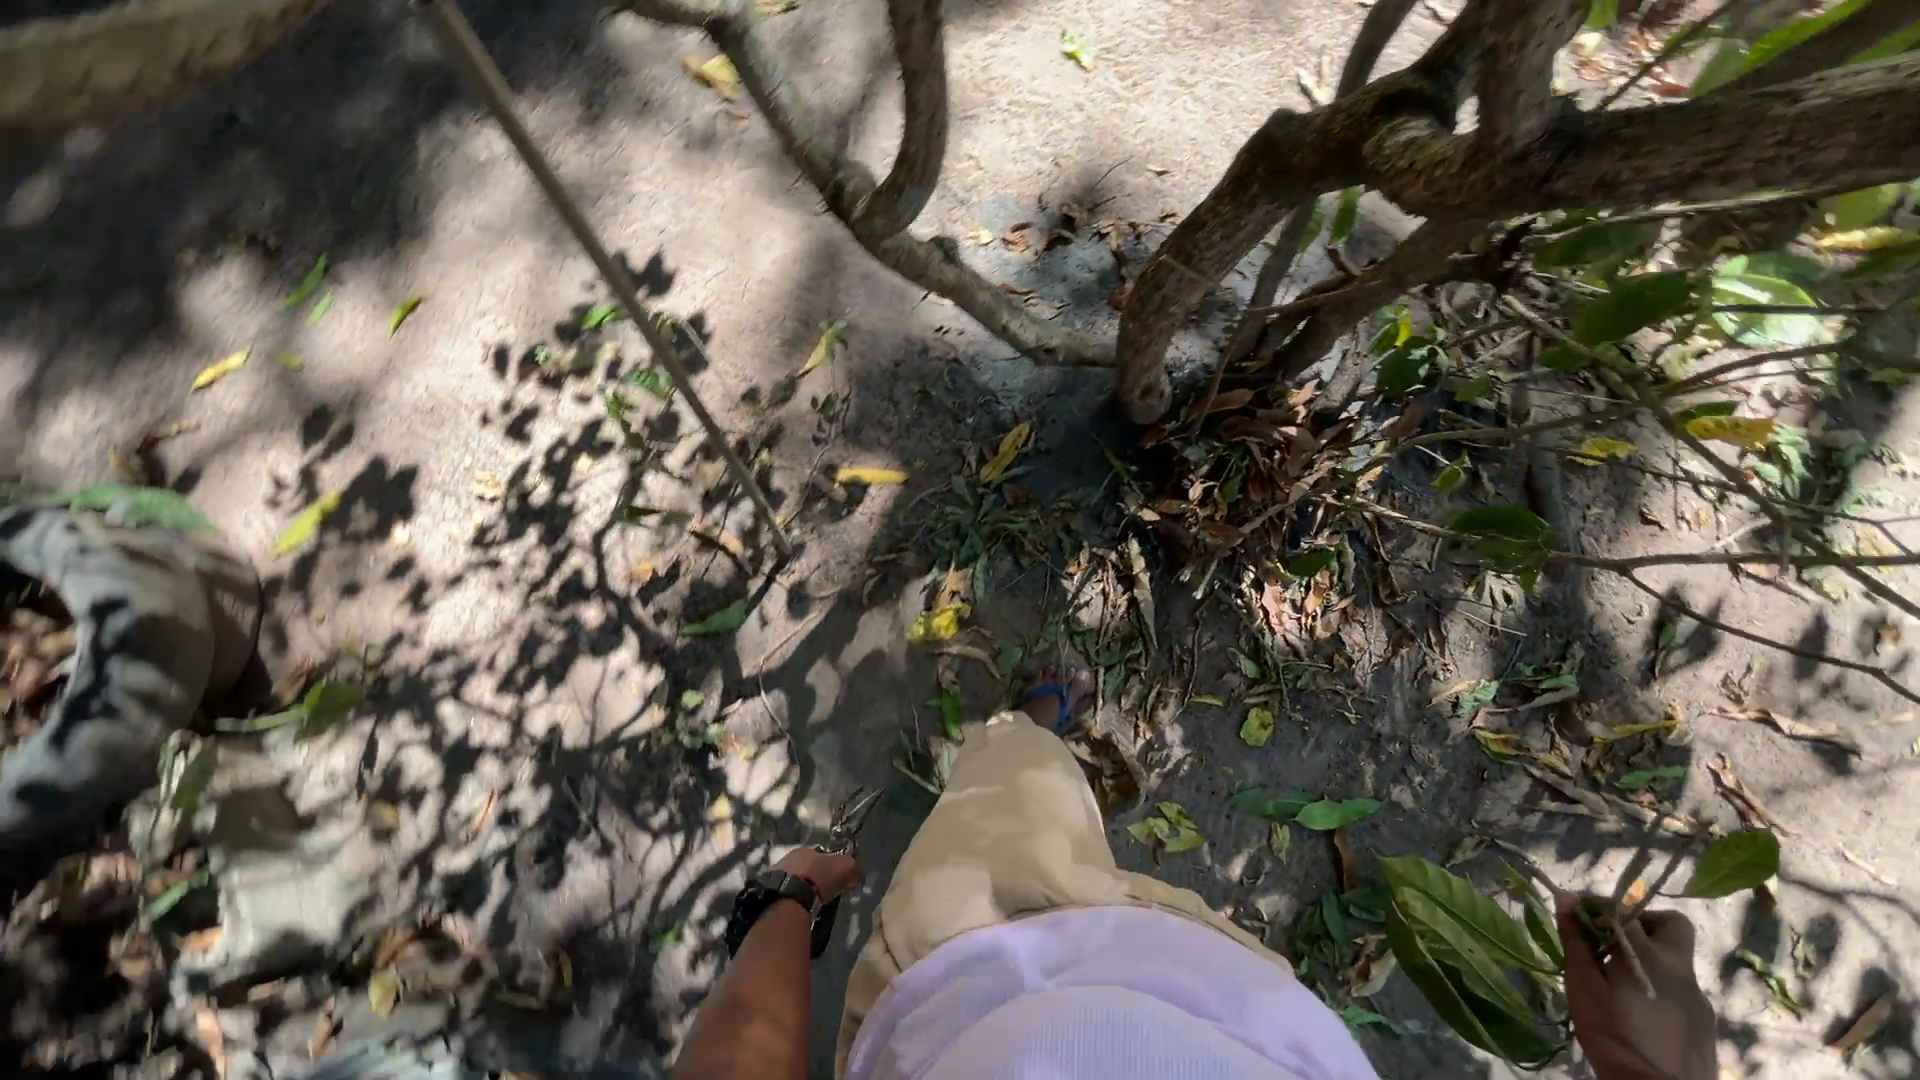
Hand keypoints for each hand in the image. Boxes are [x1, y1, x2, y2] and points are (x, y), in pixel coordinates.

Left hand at [771, 847, 862, 902]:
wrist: (789, 898)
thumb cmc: (818, 878)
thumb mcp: (844, 868)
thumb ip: (854, 867)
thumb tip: (859, 872)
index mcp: (805, 849)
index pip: (822, 855)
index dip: (831, 866)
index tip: (837, 879)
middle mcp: (789, 858)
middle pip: (807, 867)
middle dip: (816, 877)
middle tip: (825, 892)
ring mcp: (776, 874)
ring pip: (795, 879)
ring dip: (803, 888)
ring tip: (812, 902)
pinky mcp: (769, 891)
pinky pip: (786, 893)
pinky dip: (793, 898)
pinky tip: (799, 907)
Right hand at [1557, 897, 1716, 1079]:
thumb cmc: (1613, 1035)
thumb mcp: (1583, 986)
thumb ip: (1576, 940)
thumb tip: (1565, 897)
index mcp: (1651, 957)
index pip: (1625, 910)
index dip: (1599, 906)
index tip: (1577, 916)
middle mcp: (1682, 970)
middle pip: (1672, 925)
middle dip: (1640, 922)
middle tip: (1611, 939)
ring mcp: (1699, 997)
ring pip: (1675, 959)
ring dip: (1646, 956)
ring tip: (1616, 980)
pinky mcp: (1705, 1022)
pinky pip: (1679, 987)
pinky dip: (1657, 983)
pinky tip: (1637, 1008)